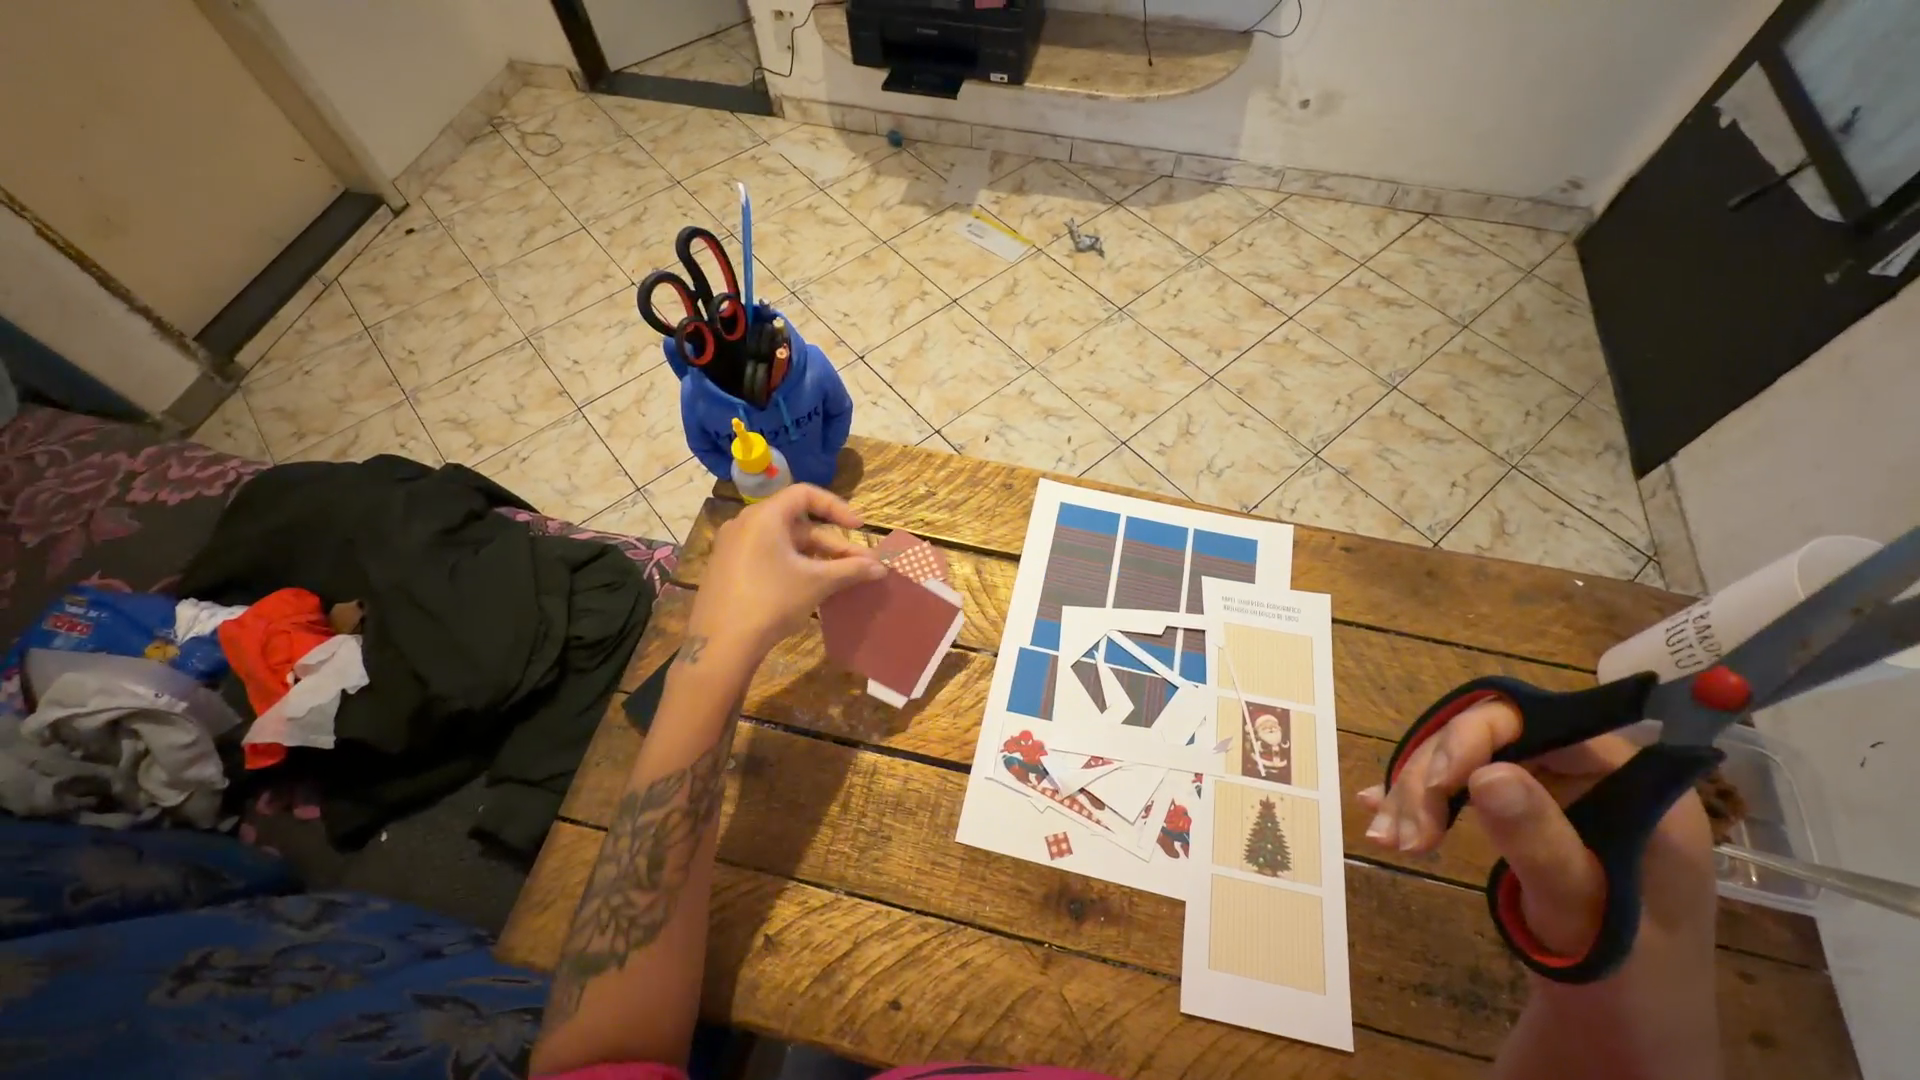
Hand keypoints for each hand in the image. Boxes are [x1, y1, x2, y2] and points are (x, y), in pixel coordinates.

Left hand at [686, 485, 884, 662]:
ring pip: (784, 542)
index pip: (805, 494)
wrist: (720, 644)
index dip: (836, 507)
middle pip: (798, 523)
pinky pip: (767, 555)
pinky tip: (810, 586)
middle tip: (860, 565)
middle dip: (833, 544)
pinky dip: (793, 564)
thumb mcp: (817, 583)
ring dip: (816, 556)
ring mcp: (732, 546)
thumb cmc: (771, 602)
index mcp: (764, 516)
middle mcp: (745, 524)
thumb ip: (851, 570)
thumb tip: (881, 567)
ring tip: (840, 578)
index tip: (858, 527)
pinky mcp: (727, 568)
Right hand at [1358, 701, 1719, 1077]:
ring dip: (1417, 793)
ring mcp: (1558, 791)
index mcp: (1630, 780)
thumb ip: (1540, 842)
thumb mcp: (1584, 912)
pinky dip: (1420, 801)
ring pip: (1466, 760)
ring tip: (1388, 840)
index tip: (1433, 784)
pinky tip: (1379, 812)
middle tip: (1401, 832)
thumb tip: (1485, 774)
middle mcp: (1593, 773)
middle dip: (1433, 775)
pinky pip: (1464, 786)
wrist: (1626, 1029)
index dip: (1474, 737)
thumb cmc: (1627, 978)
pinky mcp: (1527, 812)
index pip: (1541, 722)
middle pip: (1491, 737)